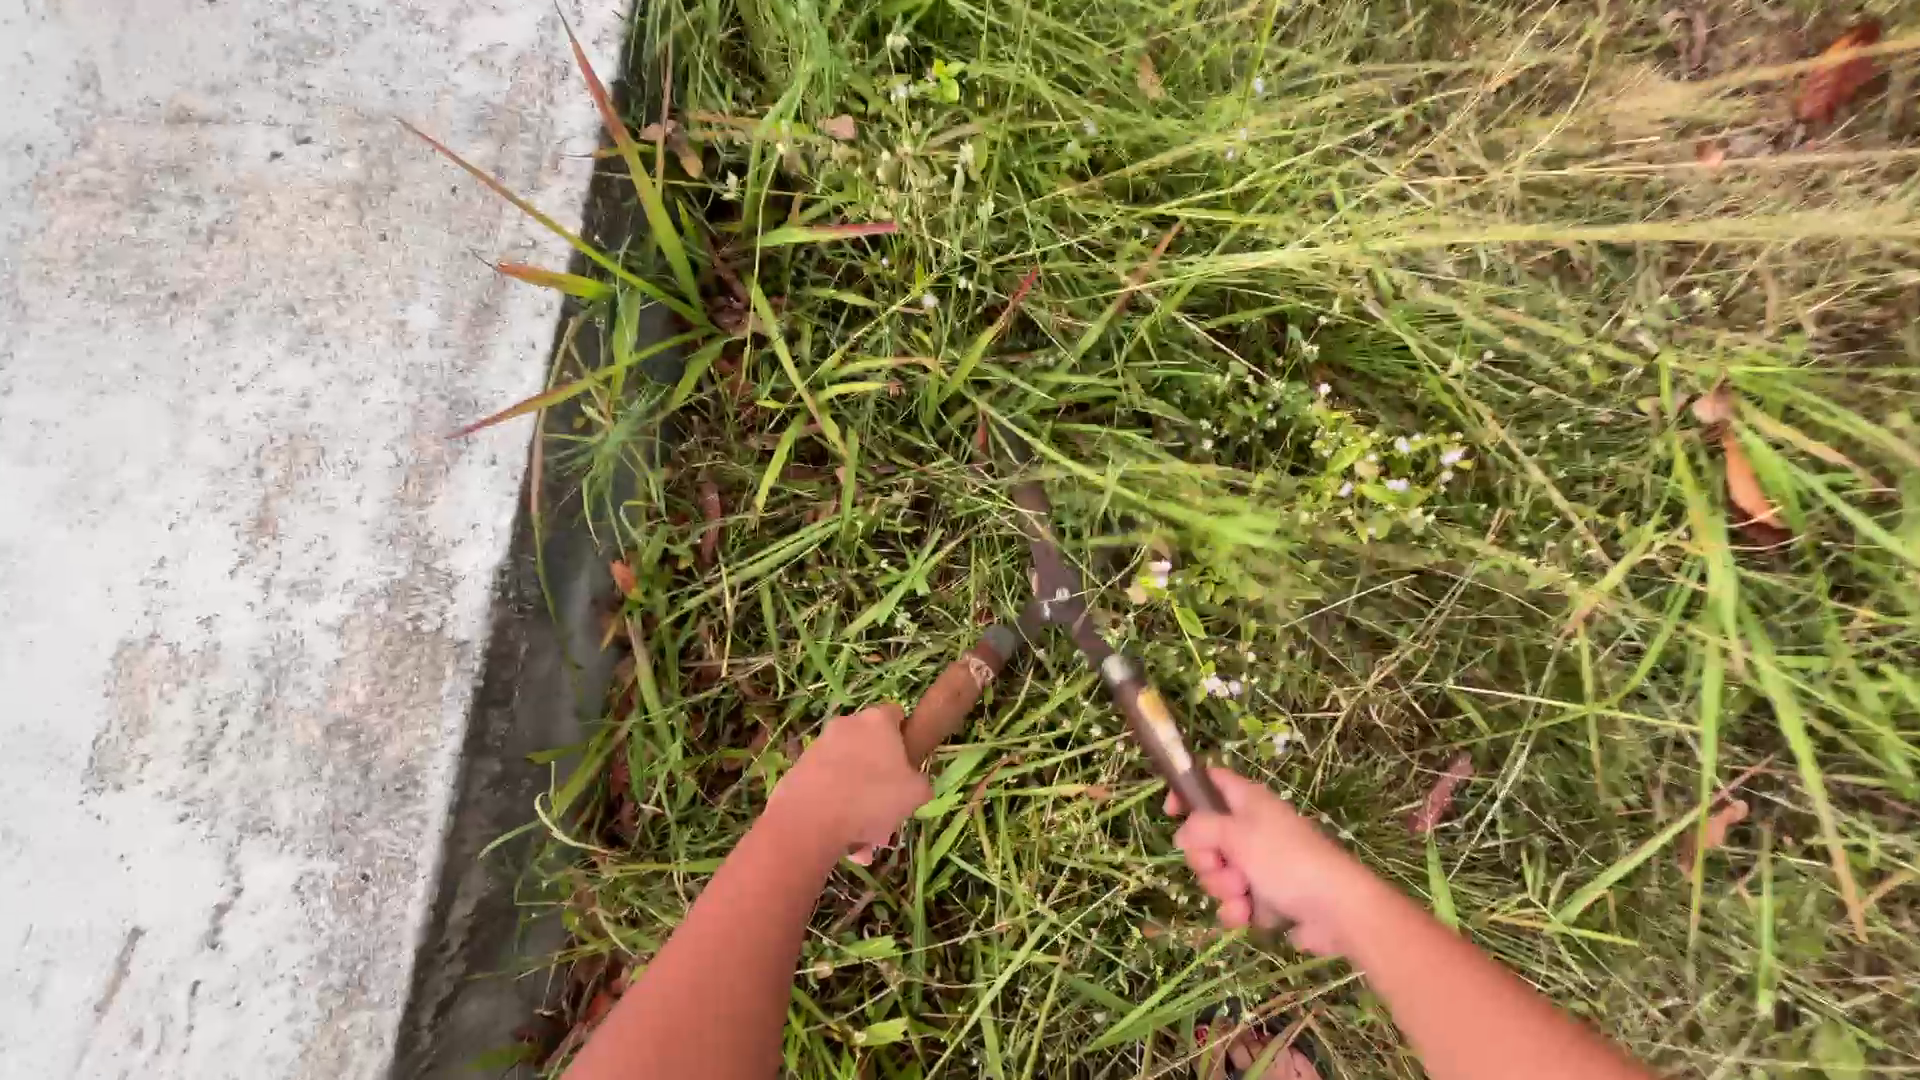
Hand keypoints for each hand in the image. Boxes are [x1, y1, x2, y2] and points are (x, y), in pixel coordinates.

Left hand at [771, 704, 931, 862]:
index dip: (904, 739)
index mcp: (877, 721)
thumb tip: (914, 784)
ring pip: (849, 775)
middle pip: (870, 749)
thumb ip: (920, 783)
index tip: (907, 767)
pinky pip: (827, 789)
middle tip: (888, 813)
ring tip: (865, 839)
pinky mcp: (799, 769)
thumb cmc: (872, 797)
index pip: (896, 715)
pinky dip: (836, 810)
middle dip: (880, 782)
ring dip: (859, 803)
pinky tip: (844, 841)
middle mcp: (847, 725)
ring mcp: (819, 746)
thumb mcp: (916, 793)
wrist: (809, 820)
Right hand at [1166, 767, 1384, 955]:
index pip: (1210, 781)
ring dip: (1222, 886)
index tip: (1171, 813)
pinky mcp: (1267, 895)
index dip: (1187, 792)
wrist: (1337, 909)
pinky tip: (1247, 915)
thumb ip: (1200, 828)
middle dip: (1206, 858)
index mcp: (1247, 801)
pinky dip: (1237, 908)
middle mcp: (1252, 827)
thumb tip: (1183, 834)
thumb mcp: (1235, 834)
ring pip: (1218, 871)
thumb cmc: (1285, 860)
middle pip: (1206, 836)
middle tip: (1219, 865)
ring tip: (1243, 894)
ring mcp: (1260, 862)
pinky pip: (1235, 899)